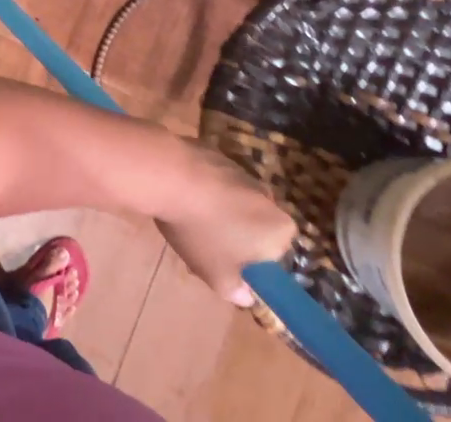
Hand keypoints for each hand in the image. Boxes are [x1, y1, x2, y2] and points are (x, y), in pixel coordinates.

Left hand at [156, 142, 297, 306]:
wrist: (169, 175)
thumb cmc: (202, 232)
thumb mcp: (218, 276)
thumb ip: (236, 291)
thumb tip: (247, 297)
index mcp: (281, 230)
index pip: (273, 255)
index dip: (248, 263)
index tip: (223, 264)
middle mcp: (269, 197)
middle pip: (253, 225)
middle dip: (231, 236)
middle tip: (202, 244)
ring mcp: (243, 171)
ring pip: (234, 201)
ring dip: (215, 211)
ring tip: (186, 219)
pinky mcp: (217, 153)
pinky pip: (214, 180)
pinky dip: (201, 187)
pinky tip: (180, 194)